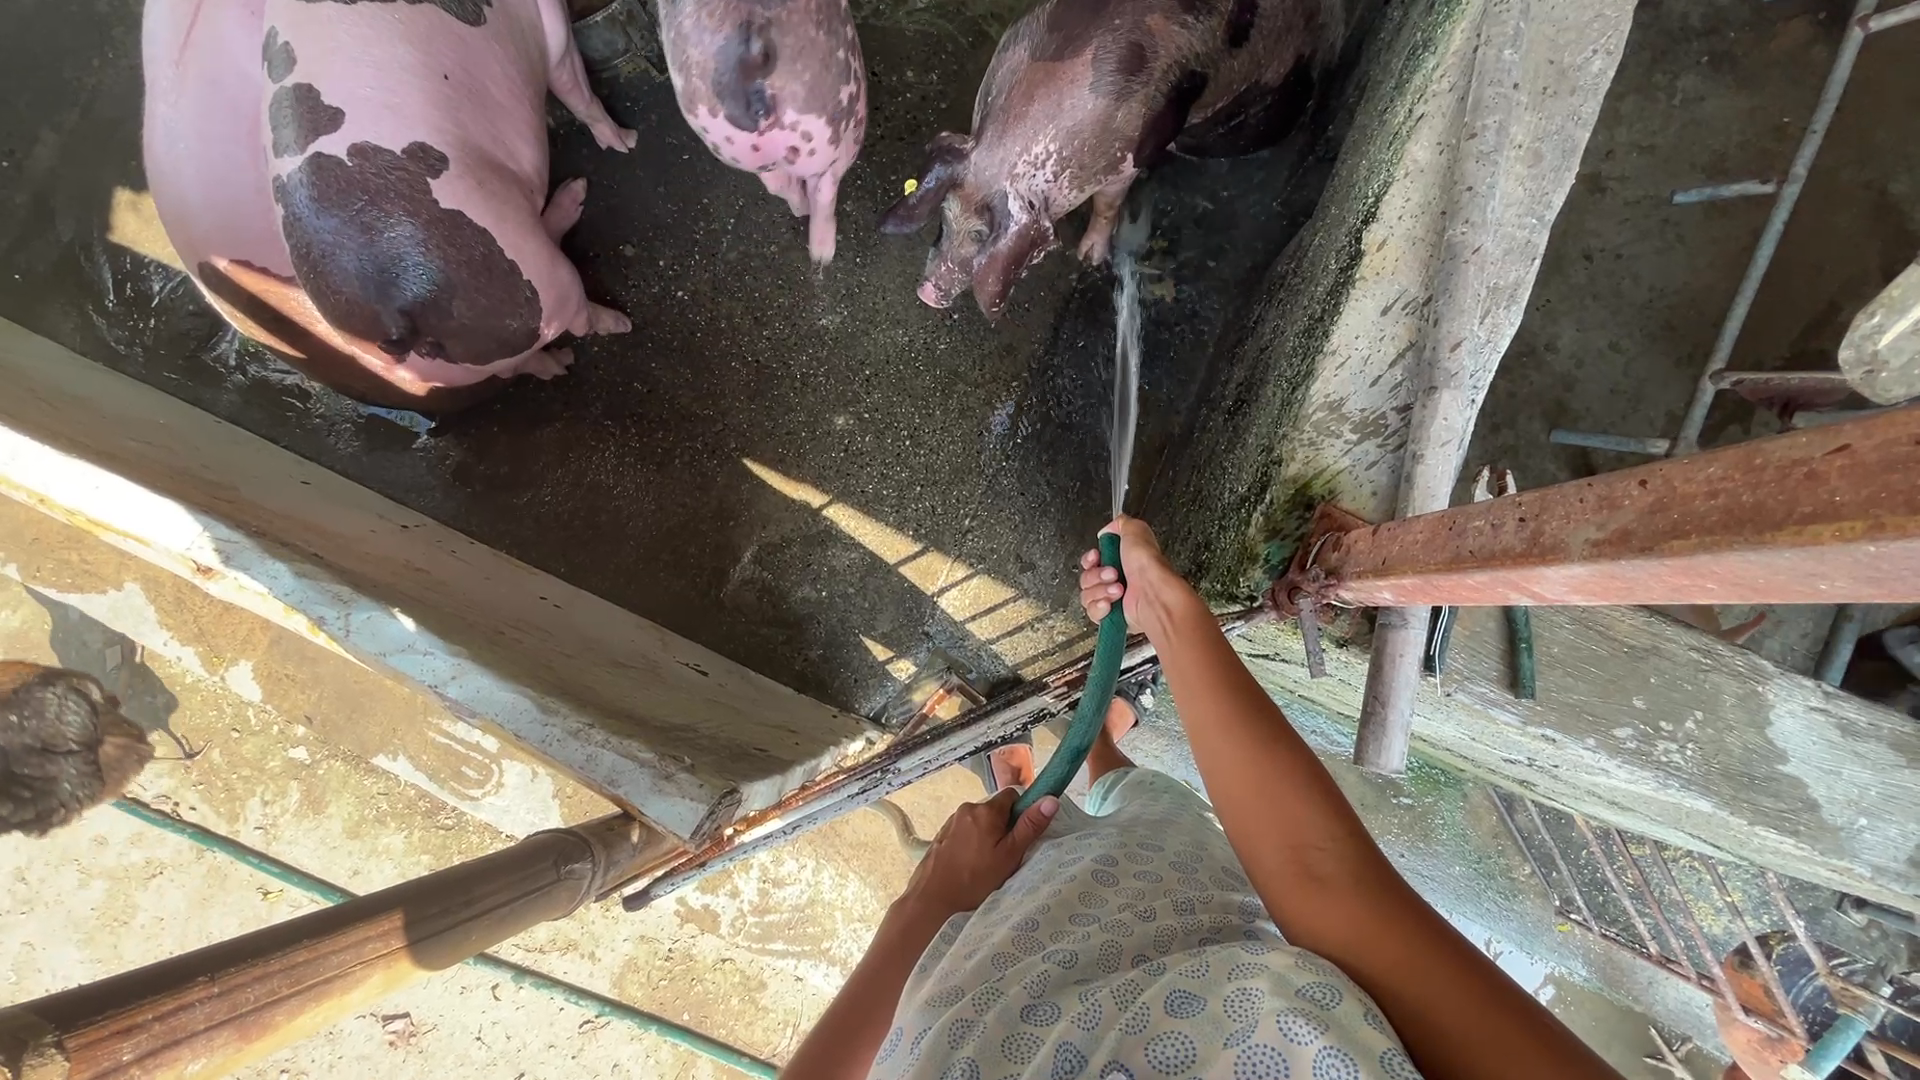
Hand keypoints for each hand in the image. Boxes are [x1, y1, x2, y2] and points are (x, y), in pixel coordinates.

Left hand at [899, 788, 1057, 920]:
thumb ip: (1030, 826)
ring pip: (979, 822)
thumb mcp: (1009, 855)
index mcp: (985, 810)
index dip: (1021, 812)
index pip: (1012, 796)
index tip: (1021, 835)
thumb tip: (1051, 799)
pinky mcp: (941, 835)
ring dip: (986, 836)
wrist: (931, 899)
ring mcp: (951, 821)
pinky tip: (969, 865)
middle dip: (1003, 828)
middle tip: (1005, 855)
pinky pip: (964, 831)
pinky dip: (970, 842)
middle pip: (994, 810)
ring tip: (986, 864)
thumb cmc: (975, 879)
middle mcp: (967, 808)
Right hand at [1077, 515, 1187, 635]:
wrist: (1153, 595)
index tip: (1096, 557)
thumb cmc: (1148, 566)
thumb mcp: (1136, 531)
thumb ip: (1120, 524)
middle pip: (1086, 577)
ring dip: (1100, 590)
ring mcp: (1112, 599)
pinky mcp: (1111, 617)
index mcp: (1120, 561)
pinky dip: (1099, 607)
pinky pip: (1092, 612)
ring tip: (1118, 590)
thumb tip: (1107, 529)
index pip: (1091, 561)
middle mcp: (1116, 580)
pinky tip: (1111, 604)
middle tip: (1113, 574)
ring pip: (1086, 595)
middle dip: (1096, 575)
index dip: (1089, 559)